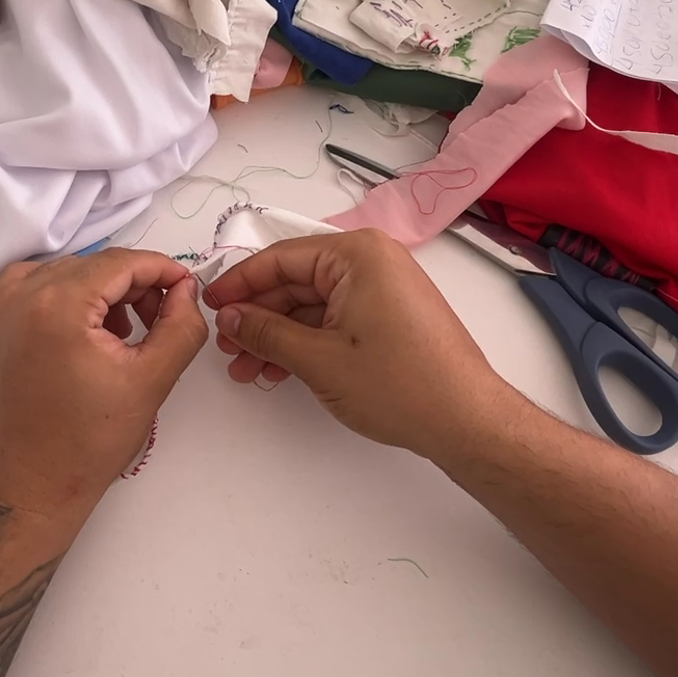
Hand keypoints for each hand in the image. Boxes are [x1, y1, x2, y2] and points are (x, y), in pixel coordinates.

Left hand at [0, 249, 208, 523]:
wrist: (35, 482)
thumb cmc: (94, 438)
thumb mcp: (152, 379)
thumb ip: (180, 325)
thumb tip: (185, 288)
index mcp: (58, 305)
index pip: (121, 262)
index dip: (162, 269)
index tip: (187, 288)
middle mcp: (22, 294)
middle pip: (95, 264)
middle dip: (135, 284)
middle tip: (159, 320)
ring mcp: (2, 306)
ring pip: (69, 271)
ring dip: (104, 289)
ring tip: (126, 332)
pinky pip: (39, 284)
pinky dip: (69, 293)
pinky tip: (88, 327)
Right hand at [203, 230, 513, 460]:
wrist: (467, 422)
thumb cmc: (396, 383)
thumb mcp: (318, 358)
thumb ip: (265, 332)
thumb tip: (228, 316)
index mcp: (356, 254)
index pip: (280, 258)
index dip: (239, 283)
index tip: (210, 306)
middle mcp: (370, 261)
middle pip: (294, 282)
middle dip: (257, 317)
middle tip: (226, 347)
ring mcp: (381, 289)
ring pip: (310, 306)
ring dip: (276, 336)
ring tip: (245, 369)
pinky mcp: (387, 316)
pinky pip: (332, 319)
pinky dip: (304, 342)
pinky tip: (278, 370)